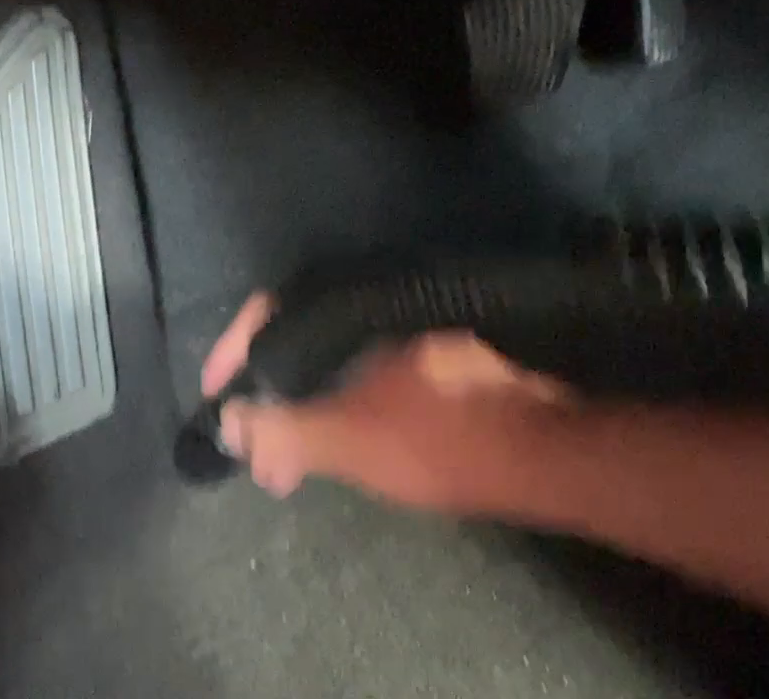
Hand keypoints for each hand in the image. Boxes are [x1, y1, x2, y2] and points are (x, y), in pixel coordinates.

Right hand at [202, 292, 567, 510]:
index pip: (264, 316)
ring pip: (328, 360)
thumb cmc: (444, 435)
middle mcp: (369, 299)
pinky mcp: (428, 348)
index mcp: (345, 306)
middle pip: (293, 341)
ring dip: (301, 410)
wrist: (554, 443)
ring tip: (289, 469)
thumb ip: (281, 429)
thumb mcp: (351, 440)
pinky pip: (361, 370)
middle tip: (258, 459)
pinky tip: (335, 444)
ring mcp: (401, 323)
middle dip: (267, 401)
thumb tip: (228, 422)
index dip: (230, 357)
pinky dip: (337, 404)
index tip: (214, 402)